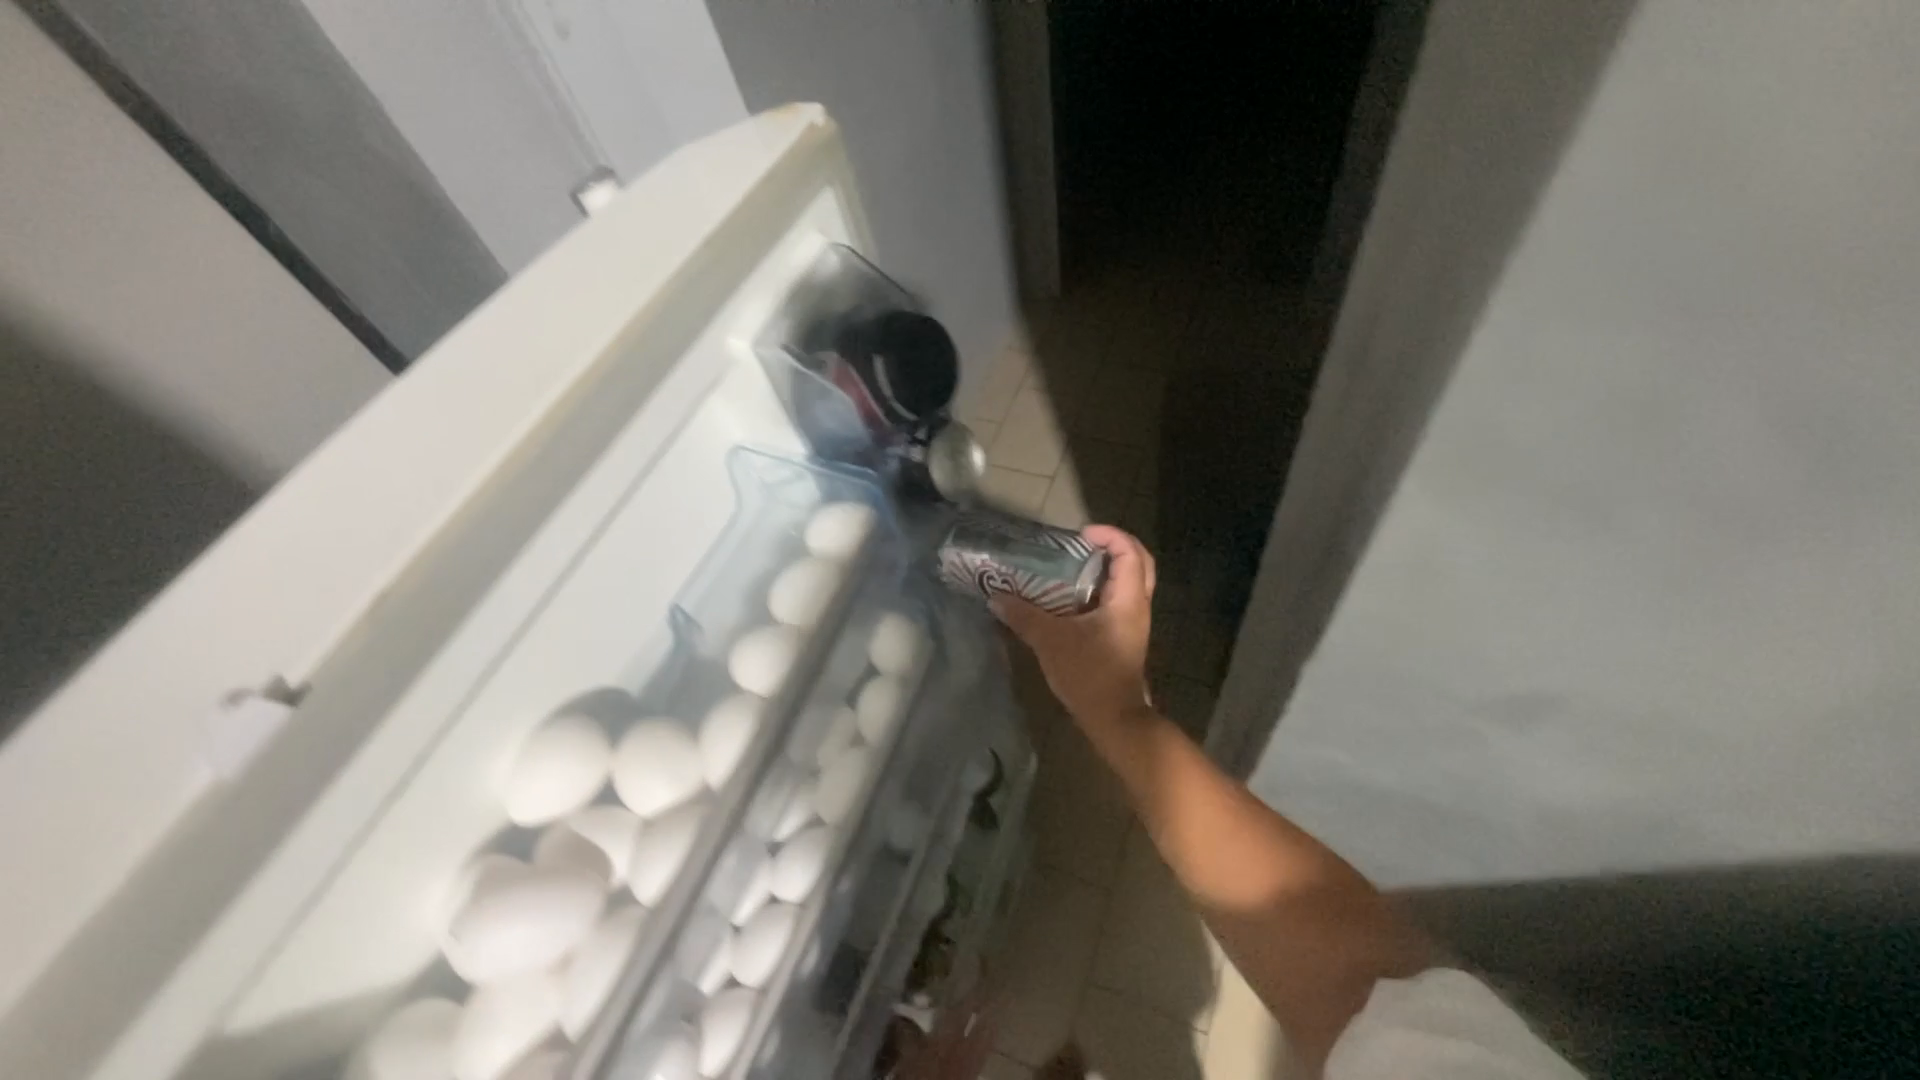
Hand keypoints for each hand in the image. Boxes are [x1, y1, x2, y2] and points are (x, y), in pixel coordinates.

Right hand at [993, 524, 1155, 727]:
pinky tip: (1072, 597)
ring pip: (1130, 582)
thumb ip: (1024, 616)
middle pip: (1138, 563)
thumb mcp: (1051, 642)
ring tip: (1074, 565)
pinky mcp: (1124, 637)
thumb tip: (996, 598)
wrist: (1113, 718)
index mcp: (1127, 600)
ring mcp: (1133, 623)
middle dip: (1114, 546)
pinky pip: (1118, 600)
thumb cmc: (1089, 674)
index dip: (1109, 535)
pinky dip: (1100, 589)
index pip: (1130, 552)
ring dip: (1107, 568)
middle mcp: (1137, 606)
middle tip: (1084, 544)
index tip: (1080, 535)